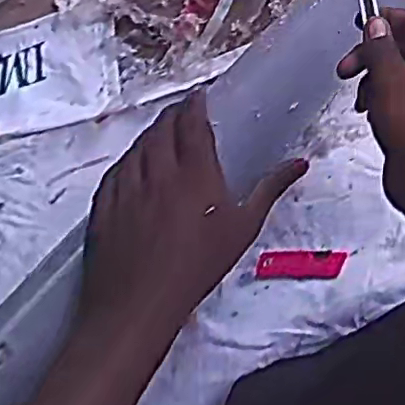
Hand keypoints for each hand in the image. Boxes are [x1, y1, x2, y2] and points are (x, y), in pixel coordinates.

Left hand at [78, 91, 307, 338]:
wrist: (137, 308)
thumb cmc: (196, 267)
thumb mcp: (243, 227)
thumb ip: (270, 188)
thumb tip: (299, 164)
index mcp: (195, 172)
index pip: (193, 124)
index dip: (195, 105)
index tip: (199, 96)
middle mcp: (159, 172)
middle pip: (163, 129)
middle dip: (173, 114)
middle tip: (183, 109)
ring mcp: (128, 188)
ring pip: (138, 146)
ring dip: (151, 132)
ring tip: (161, 130)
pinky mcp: (105, 207)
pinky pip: (116, 171)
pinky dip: (128, 158)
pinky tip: (133, 161)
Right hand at [337, 9, 404, 208]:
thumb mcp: (391, 78)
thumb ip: (380, 47)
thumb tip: (375, 24)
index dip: (384, 17)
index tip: (361, 20)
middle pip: (396, 45)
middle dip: (370, 53)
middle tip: (349, 65)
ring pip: (389, 70)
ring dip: (370, 78)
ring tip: (361, 95)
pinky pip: (388, 93)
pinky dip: (374, 97)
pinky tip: (368, 110)